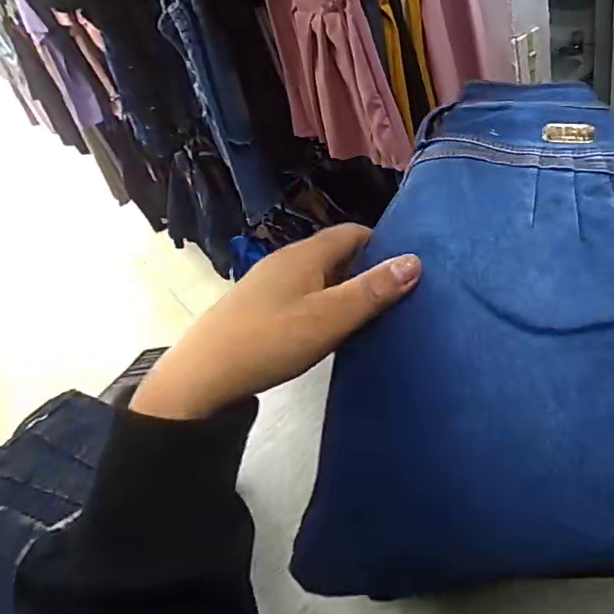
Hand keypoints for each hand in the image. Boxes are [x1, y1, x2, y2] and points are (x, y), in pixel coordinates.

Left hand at [131, 225, 420, 419]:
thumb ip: (373, 289)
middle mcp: (287, 260)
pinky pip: (305, 294)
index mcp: (306, 254)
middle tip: (396, 295)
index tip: (407, 269)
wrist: (198, 381)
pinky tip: (331, 330)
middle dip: (369, 268)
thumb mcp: (330, 317)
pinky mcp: (259, 307)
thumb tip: (415, 260)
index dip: (384, 244)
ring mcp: (270, 283)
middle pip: (339, 253)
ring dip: (347, 289)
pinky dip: (325, 303)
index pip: (355, 232)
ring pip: (322, 275)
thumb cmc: (269, 341)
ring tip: (370, 315)